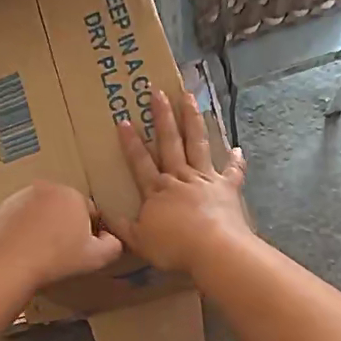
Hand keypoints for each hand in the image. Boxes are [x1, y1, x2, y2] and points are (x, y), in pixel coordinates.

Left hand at [0, 181, 123, 290]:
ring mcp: (22, 194)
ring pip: (43, 209)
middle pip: (65, 207)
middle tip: (62, 250)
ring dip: (46, 224)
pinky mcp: (3, 206)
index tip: (81, 250)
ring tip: (42, 250)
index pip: (89, 212)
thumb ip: (114, 245)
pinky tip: (24, 246)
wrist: (9, 264)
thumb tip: (111, 238)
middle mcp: (48, 187)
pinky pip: (22, 214)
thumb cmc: (58, 259)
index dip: (89, 232)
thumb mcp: (97, 258)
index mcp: (73, 195)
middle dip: (67, 224)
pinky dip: (26, 226)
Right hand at [113, 89, 253, 272]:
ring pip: (197, 144)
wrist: (212, 249)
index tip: (124, 120)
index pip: (140, 162)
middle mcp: (180, 178)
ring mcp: (205, 180)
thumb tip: (103, 216)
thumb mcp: (139, 241)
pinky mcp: (227, 188)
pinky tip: (237, 149)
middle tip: (157, 91)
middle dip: (162, 116)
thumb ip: (122, 228)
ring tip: (189, 97)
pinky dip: (236, 161)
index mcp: (157, 190)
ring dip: (192, 120)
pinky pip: (232, 172)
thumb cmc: (174, 247)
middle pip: (170, 142)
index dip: (131, 142)